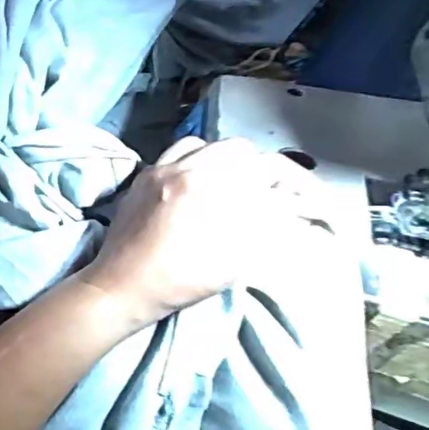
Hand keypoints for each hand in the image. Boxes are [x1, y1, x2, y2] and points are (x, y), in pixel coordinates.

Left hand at [73, 136, 325, 334]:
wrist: (122, 284)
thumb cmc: (180, 280)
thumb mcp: (236, 258)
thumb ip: (268, 225)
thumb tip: (294, 208)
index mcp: (211, 186)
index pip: (268, 169)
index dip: (296, 182)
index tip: (306, 197)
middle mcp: (185, 168)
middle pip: (239, 150)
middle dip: (261, 168)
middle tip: (271, 191)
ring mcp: (160, 169)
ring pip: (207, 145)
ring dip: (228, 159)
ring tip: (236, 184)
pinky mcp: (143, 176)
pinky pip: (176, 152)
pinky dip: (196, 158)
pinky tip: (199, 180)